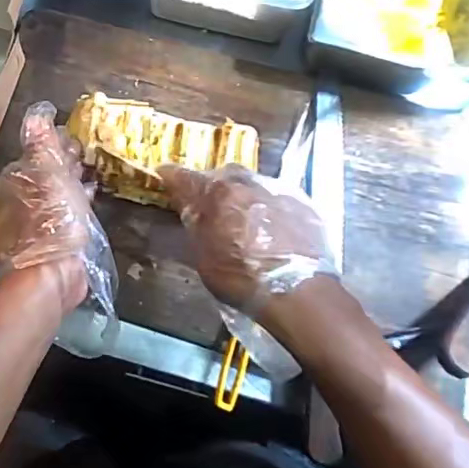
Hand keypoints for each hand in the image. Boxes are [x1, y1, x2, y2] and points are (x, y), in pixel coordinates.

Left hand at [0, 103, 97, 312]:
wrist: (52, 273)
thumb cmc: (51, 220)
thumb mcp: (48, 174)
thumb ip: (43, 145)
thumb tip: (37, 114)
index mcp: (20, 179)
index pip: (39, 151)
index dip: (57, 141)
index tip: (74, 134)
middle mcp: (26, 198)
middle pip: (48, 172)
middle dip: (66, 160)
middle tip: (87, 150)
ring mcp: (41, 219)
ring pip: (59, 191)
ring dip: (74, 179)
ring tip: (93, 170)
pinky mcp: (57, 237)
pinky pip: (69, 211)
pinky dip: (80, 200)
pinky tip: (92, 197)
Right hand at [159, 164, 331, 315]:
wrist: (299, 291)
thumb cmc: (241, 278)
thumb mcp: (204, 256)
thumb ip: (195, 224)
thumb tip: (188, 205)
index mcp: (215, 193)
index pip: (183, 176)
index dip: (171, 177)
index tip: (165, 177)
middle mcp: (245, 182)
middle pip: (222, 177)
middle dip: (214, 188)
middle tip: (212, 208)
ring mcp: (277, 189)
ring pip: (251, 185)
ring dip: (244, 198)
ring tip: (246, 221)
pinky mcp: (303, 201)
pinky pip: (277, 198)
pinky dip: (269, 208)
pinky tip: (272, 230)